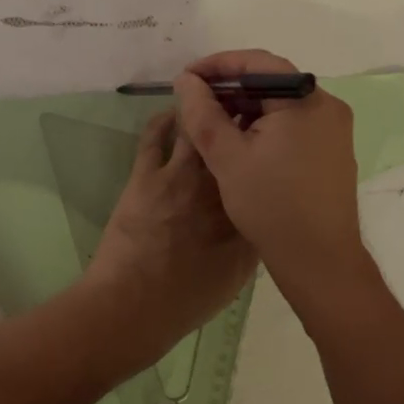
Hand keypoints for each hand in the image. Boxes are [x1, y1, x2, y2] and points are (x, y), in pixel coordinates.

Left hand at [83, 112, 256, 338]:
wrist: (135, 305)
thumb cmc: (188, 300)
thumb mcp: (237, 276)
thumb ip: (251, 242)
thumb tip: (257, 219)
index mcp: (246, 215)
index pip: (263, 172)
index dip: (265, 149)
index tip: (268, 137)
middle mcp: (218, 189)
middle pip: (235, 141)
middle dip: (242, 118)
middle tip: (243, 106)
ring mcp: (181, 179)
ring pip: (198, 129)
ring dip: (205, 109)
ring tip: (209, 98)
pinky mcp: (147, 176)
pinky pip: (156, 136)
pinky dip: (165, 120)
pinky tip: (171, 113)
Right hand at [172, 50, 368, 284]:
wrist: (319, 260)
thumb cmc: (271, 205)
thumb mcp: (226, 156)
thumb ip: (202, 113)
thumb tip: (186, 80)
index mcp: (306, 100)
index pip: (257, 62)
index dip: (217, 65)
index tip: (186, 78)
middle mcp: (327, 107)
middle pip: (270, 82)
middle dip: (229, 89)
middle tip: (194, 104)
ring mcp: (333, 131)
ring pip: (280, 105)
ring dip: (244, 109)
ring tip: (211, 126)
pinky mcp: (332, 152)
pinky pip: (293, 125)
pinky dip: (264, 127)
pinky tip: (240, 147)